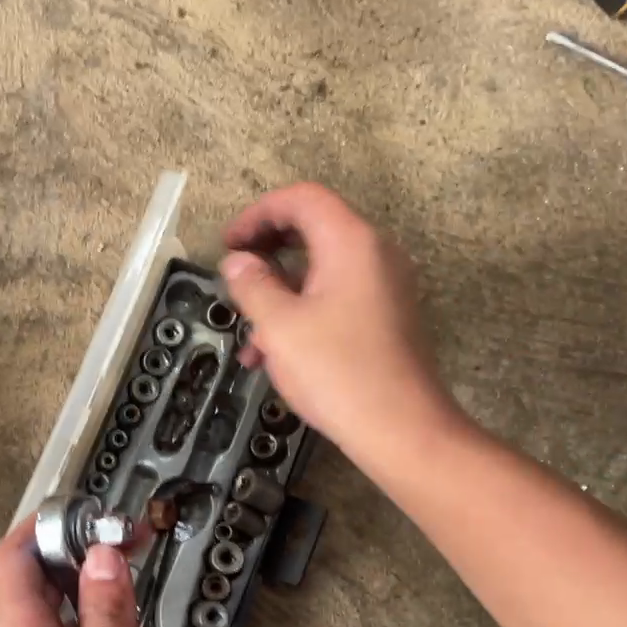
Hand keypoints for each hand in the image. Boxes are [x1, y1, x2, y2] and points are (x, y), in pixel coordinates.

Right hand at [220, 183, 465, 471]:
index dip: (258, 213)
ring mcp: (383, 286)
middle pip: (313, 228)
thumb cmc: (336, 371)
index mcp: (350, 244)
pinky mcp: (383, 317)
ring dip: (278, 288)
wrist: (399, 427)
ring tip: (246, 326)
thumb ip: (252, 286)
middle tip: (233, 271)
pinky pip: (334, 297)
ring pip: (320, 268)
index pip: (302, 199)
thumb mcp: (279, 326)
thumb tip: (236, 262)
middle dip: (266, 247)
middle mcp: (374, 254)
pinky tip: (272, 351)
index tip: (227, 242)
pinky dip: (300, 310)